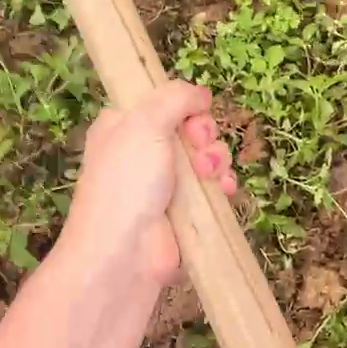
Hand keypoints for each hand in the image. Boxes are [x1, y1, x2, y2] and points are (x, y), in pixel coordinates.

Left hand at [59, 81, 237, 287]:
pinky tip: (224, 189)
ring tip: (209, 174)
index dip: (182, 104)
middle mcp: (143, 151)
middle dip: (204, 133)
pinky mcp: (185, 208)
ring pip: (206, 154)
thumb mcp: (144, 123)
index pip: (162, 101)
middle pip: (190, 126)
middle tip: (198, 144)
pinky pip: (213, 185)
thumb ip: (175, 97)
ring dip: (216, 158)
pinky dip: (222, 183)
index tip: (191, 114)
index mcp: (123, 126)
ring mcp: (165, 181)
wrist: (124, 254)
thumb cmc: (126, 182)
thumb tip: (201, 93)